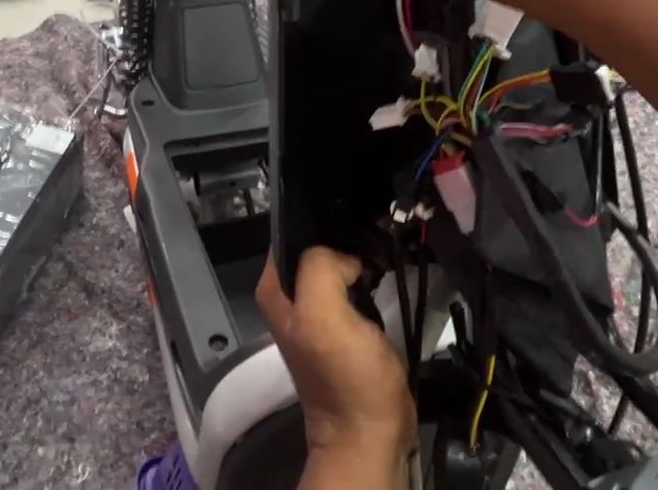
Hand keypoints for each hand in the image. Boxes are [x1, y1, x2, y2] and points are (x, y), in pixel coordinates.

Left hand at [257, 248, 414, 472]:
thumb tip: (345, 257)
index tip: (347, 225)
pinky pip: (355, 284)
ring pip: (337, 263)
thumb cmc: (344, 375)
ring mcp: (320, 310)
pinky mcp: (347, 321)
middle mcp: (292, 296)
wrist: (371, 432)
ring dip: (357, 257)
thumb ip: (320, 269)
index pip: (290, 235)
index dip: (318, 227)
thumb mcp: (320, 315)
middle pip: (316, 247)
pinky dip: (369, 277)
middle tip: (369, 238)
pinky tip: (382, 275)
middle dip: (341, 240)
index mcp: (275, 290)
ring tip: (379, 252)